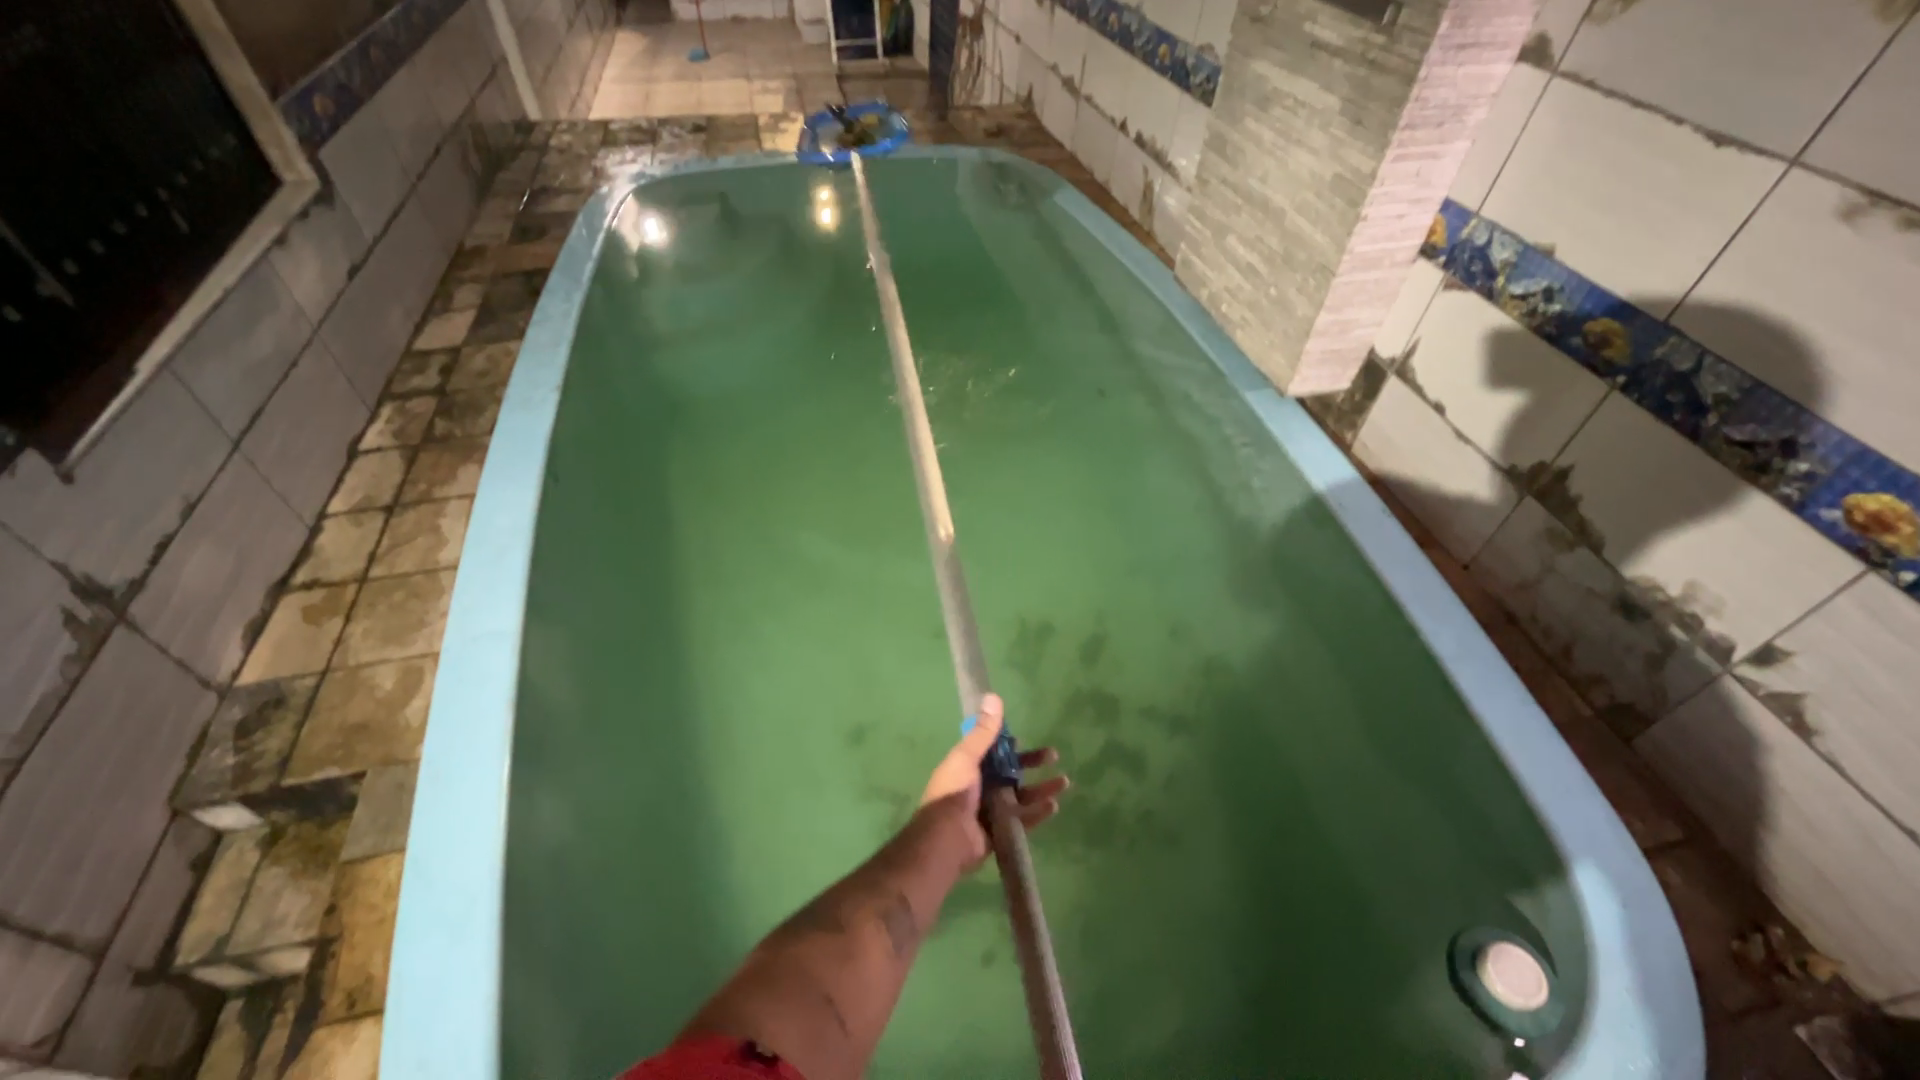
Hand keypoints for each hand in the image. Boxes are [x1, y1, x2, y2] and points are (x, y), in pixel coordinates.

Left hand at [920, 693, 1069, 866]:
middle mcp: (981, 786)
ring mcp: (992, 810)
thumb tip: (993, 696)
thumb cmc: (954, 793)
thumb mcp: (967, 757)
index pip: (994, 751)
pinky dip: (1038, 812)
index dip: (1011, 745)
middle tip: (1054, 756)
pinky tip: (1053, 806)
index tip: (1027, 739)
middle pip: (1012, 772)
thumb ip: (983, 732)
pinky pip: (1024, 819)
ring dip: (1042, 788)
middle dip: (1033, 764)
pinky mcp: (1001, 831)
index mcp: (970, 767)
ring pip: (1023, 795)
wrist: (946, 839)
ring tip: (1064, 782)